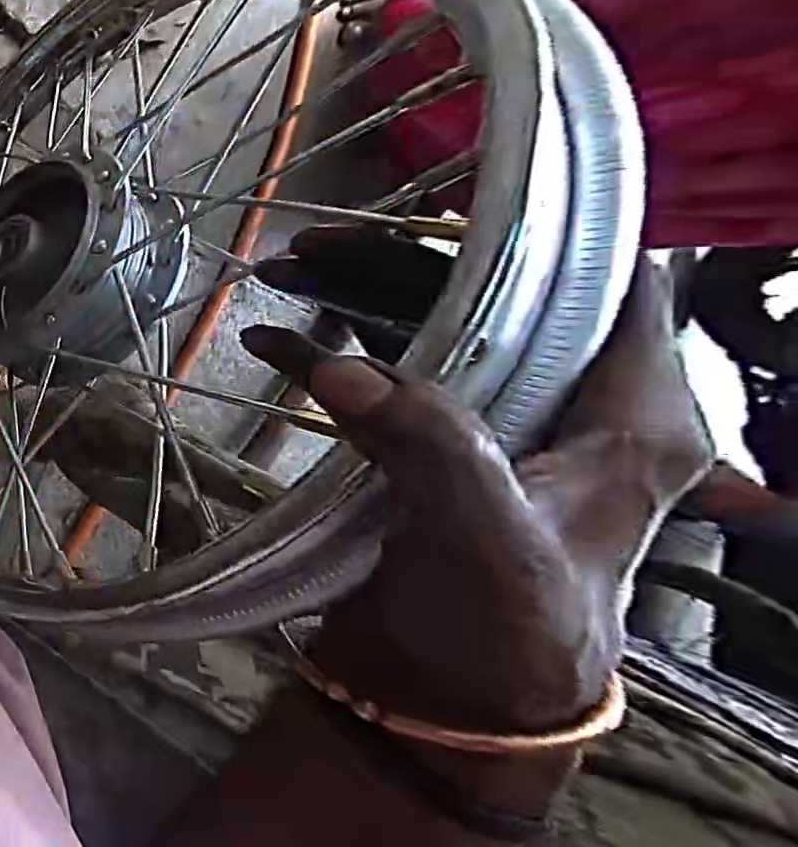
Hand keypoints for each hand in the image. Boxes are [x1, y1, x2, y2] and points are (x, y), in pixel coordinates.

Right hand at [242, 260, 710, 734]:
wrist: (443, 693)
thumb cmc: (500, 627)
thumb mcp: (484, 542)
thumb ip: (427, 450)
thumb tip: (334, 364)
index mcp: (625, 417)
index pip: (606, 285)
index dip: (539, 230)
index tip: (442, 203)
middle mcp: (563, 405)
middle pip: (488, 295)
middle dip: (395, 263)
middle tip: (309, 248)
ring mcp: (489, 421)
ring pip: (425, 326)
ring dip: (349, 295)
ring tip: (279, 276)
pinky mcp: (426, 441)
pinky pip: (377, 370)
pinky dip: (321, 349)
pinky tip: (270, 343)